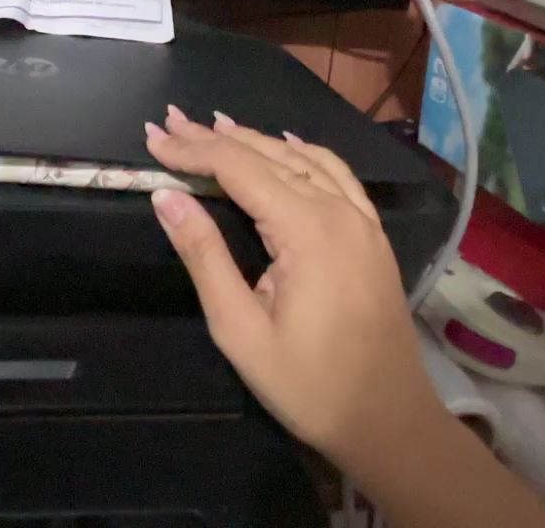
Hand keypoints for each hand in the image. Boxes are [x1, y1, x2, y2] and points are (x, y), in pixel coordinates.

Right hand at [142, 107, 445, 471]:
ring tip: (213, 125)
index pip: (238, 169)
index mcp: (306, 229)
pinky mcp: (371, 233)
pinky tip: (286, 141)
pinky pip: (336, 173)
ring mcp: (360, 219)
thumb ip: (204, 255)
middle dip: (214, 138)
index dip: (192, 150)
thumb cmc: (310, 385)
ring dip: (254, 139)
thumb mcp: (241, 330)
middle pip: (267, 155)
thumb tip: (166, 197)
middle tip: (170, 120)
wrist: (391, 423)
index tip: (153, 137)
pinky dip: (303, 151)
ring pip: (300, 159)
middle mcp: (337, 210)